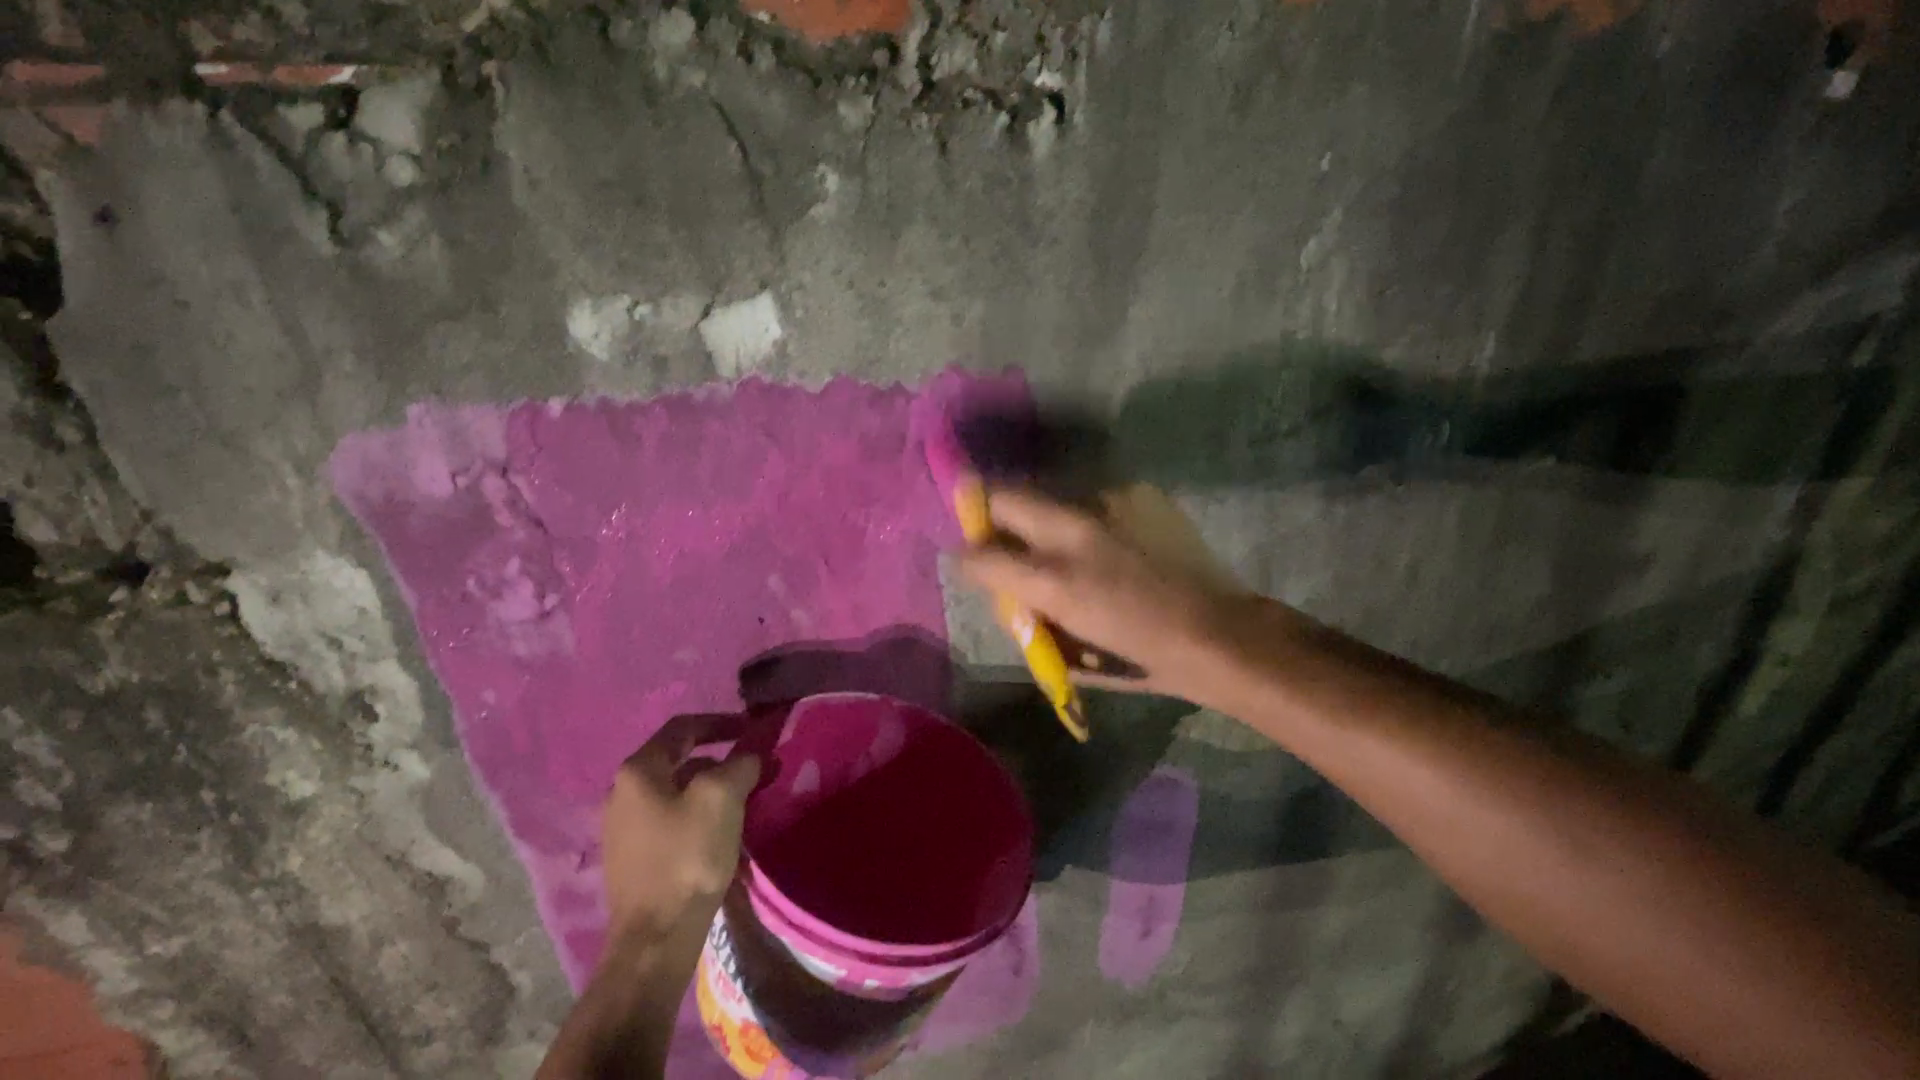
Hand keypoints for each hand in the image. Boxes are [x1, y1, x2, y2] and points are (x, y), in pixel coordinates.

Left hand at [601, 715, 762, 935]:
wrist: (655, 938)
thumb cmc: (687, 857)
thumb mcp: (722, 798)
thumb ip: (740, 764)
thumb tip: (751, 755)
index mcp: (638, 771)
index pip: (682, 728)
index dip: (721, 722)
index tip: (752, 730)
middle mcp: (621, 793)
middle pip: (679, 761)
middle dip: (720, 761)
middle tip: (755, 771)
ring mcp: (623, 828)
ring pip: (676, 794)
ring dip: (710, 791)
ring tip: (745, 803)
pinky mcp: (632, 859)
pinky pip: (670, 821)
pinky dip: (698, 816)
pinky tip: (720, 834)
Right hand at [956, 486, 1259, 701]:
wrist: (1218, 632)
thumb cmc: (1142, 660)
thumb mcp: (1071, 655)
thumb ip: (1030, 621)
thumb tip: (1009, 597)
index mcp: (1055, 581)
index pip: (980, 556)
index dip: (966, 558)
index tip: (969, 561)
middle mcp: (1074, 532)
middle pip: (1006, 496)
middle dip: (990, 511)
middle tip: (997, 532)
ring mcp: (1108, 506)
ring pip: (1053, 498)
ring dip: (1045, 519)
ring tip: (1068, 547)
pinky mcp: (1138, 496)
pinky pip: (1094, 502)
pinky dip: (1090, 521)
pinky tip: (1110, 545)